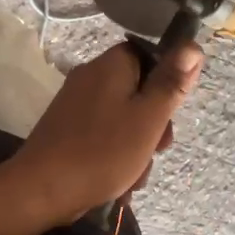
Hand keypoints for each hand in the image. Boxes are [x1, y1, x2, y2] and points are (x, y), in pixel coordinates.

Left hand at [10, 41, 204, 221]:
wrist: (42, 189)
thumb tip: (192, 45)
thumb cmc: (103, 151)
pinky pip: (104, 137)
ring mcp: (76, 105)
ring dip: (137, 149)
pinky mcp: (67, 130)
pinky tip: (118, 183)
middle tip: (156, 149)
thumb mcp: (148, 117)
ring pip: (124, 120)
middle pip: (138, 92)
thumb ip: (171, 83)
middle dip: (153, 126)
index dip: (166, 84)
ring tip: (134, 176)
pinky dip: (115, 158)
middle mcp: (90, 78)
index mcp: (110, 65)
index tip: (171, 113)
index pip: (148, 56)